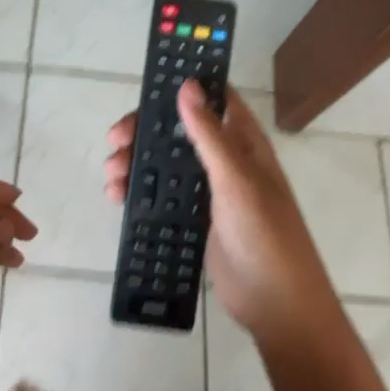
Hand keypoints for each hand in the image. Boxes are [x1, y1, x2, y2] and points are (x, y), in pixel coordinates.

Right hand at [103, 83, 338, 340]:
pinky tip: (117, 196)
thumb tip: (186, 84)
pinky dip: (139, 192)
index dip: (182, 86)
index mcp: (243, 141)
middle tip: (116, 139)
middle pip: (178, 130)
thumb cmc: (265, 234)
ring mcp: (210, 189)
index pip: (211, 98)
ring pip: (165, 162)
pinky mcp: (196, 218)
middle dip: (145, 130)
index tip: (146, 87)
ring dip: (136, 162)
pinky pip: (162, 195)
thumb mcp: (236, 179)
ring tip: (112, 173)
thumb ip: (209, 133)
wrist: (277, 305)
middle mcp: (226, 158)